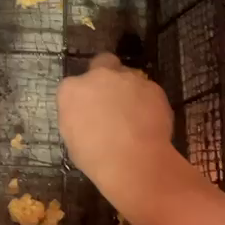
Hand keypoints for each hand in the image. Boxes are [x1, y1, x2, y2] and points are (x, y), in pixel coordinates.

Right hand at [57, 53, 176, 205]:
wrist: (132, 161)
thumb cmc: (94, 155)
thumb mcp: (72, 136)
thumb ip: (78, 115)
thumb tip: (87, 114)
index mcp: (71, 90)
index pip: (73, 85)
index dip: (81, 96)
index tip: (86, 110)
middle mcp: (98, 76)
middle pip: (102, 64)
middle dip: (106, 75)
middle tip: (110, 99)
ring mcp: (128, 79)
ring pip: (128, 77)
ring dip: (128, 89)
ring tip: (133, 115)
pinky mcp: (153, 87)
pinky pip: (148, 90)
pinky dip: (147, 101)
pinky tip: (147, 121)